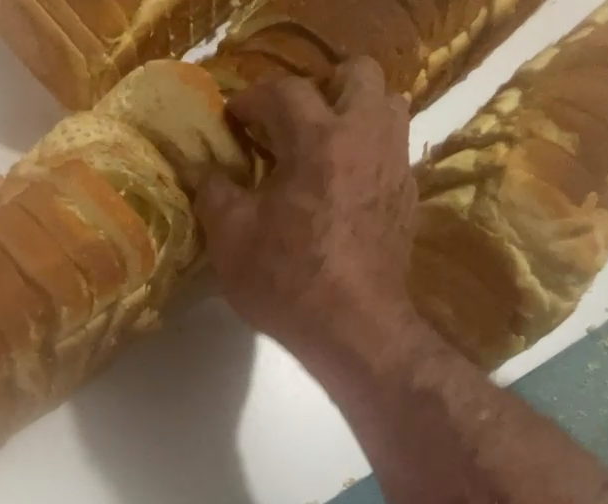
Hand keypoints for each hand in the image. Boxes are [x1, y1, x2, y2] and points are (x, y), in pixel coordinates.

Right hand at [197, 57, 419, 372]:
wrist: (351, 324)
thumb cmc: (284, 280)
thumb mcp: (231, 239)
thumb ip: (214, 194)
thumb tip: (201, 170)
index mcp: (318, 140)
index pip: (284, 92)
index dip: (252, 99)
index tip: (232, 118)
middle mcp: (365, 136)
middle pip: (355, 76)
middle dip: (319, 88)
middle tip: (289, 120)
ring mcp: (393, 163)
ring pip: (385, 105)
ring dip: (352, 112)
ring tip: (319, 146)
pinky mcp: (405, 194)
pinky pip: (390, 148)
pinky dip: (364, 150)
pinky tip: (338, 185)